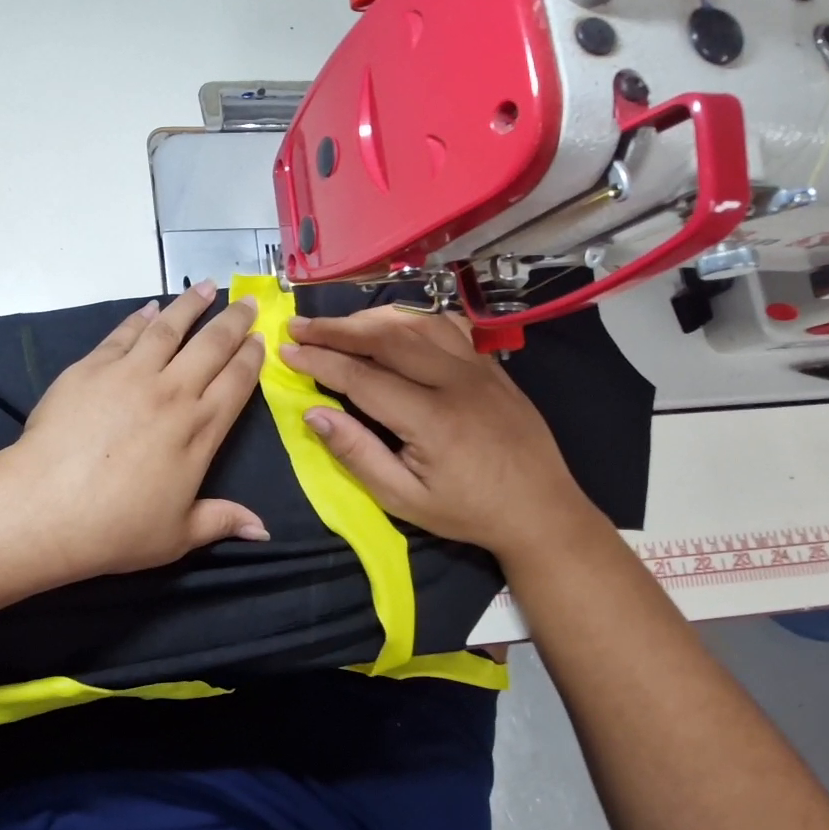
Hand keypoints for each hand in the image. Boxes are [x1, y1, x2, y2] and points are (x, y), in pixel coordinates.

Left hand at [0, 281, 267, 576]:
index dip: (251, 357)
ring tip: (205, 288)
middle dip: (233, 321)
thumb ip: (221, 521)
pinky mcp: (91, 367)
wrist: (48, 504)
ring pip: (169, 329)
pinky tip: (150, 309)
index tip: (260, 339)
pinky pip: (123, 334)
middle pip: (211, 346)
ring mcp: (130, 375)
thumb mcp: (177, 536)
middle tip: (246, 302)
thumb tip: (264, 530)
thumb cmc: (116, 527)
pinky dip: (140, 318)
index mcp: (200, 430)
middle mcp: (172, 392)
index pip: (236, 382)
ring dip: (190, 306)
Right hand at [277, 307, 604, 558]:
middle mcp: (456, 382)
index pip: (361, 377)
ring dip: (371, 318)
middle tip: (299, 326)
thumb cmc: (466, 511)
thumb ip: (356, 453)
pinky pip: (448, 327)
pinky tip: (392, 324)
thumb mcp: (403, 498)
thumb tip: (313, 414)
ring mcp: (479, 369)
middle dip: (336, 329)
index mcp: (431, 419)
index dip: (319, 361)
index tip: (286, 351)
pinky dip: (412, 318)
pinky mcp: (492, 367)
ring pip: (417, 324)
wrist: (542, 511)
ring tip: (337, 324)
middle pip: (386, 338)